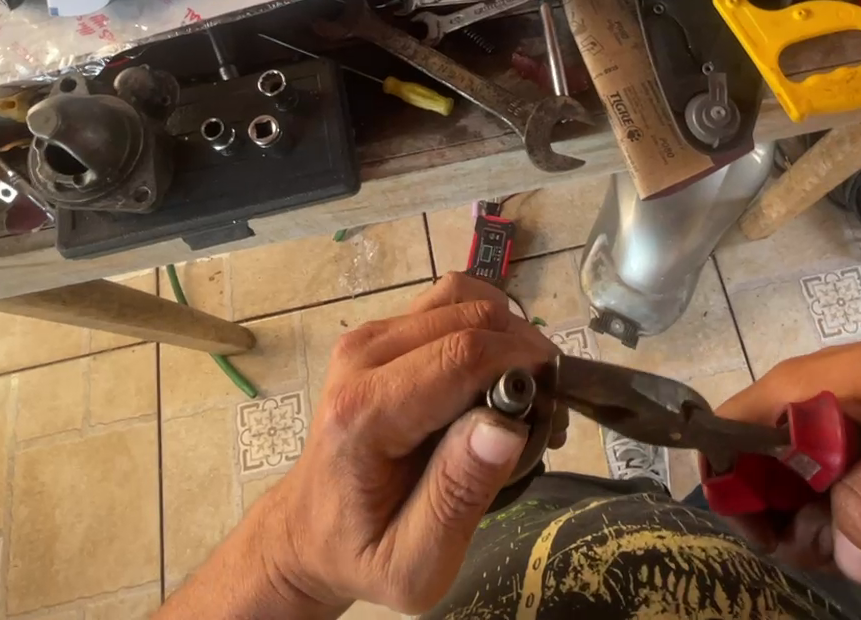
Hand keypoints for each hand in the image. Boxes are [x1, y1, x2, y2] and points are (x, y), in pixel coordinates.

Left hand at [249, 274, 558, 615]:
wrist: (308, 529)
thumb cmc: (362, 551)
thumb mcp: (413, 562)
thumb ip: (457, 498)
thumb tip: (505, 427)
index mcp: (365, 413)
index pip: (460, 355)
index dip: (519, 361)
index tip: (553, 397)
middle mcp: (362, 356)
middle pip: (467, 316)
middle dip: (521, 347)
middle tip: (546, 401)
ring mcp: (369, 335)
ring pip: (461, 297)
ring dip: (505, 328)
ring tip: (522, 379)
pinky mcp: (379, 330)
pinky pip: (447, 300)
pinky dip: (484, 321)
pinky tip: (493, 363)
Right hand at [717, 307, 860, 589]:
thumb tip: (846, 564)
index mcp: (801, 390)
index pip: (726, 436)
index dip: (733, 491)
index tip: (779, 539)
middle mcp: (807, 405)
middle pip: (762, 476)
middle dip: (794, 526)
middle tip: (852, 554)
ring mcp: (840, 425)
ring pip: (805, 492)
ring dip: (837, 532)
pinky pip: (846, 493)